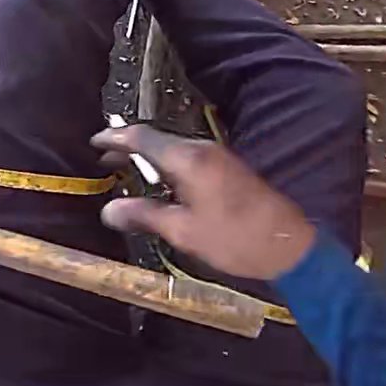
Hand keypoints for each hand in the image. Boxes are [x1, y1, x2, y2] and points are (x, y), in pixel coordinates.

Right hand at [93, 123, 316, 279]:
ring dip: (146, 154)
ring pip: (170, 146)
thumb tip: (108, 210)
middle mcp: (199, 149)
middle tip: (104, 158)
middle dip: (127, 145)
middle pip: (155, 138)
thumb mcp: (183, 231)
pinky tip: (157, 178)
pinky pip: (184, 155)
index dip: (114, 138)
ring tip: (124, 166)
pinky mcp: (225, 166)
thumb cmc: (234, 239)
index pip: (141, 137)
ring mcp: (215, 155)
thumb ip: (143, 215)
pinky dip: (163, 161)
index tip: (93, 142)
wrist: (291, 248)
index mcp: (186, 159)